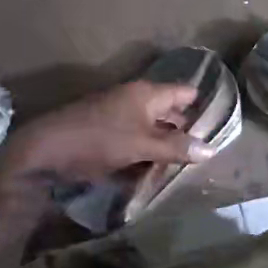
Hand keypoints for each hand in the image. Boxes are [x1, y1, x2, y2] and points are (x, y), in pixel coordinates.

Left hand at [0, 81, 214, 185]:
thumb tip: (212, 149)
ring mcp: (117, 117)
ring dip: (163, 149)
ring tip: (182, 169)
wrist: (45, 150)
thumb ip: (176, 147)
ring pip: (150, 130)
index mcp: (146, 93)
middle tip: (205, 155)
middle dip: (184, 133)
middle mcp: (134, 100)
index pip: (184, 93)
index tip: (221, 125)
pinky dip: (143, 155)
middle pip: (169, 113)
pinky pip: (133, 142)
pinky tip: (151, 174)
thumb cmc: (98, 140)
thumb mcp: (142, 145)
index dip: (202, 106)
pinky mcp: (104, 135)